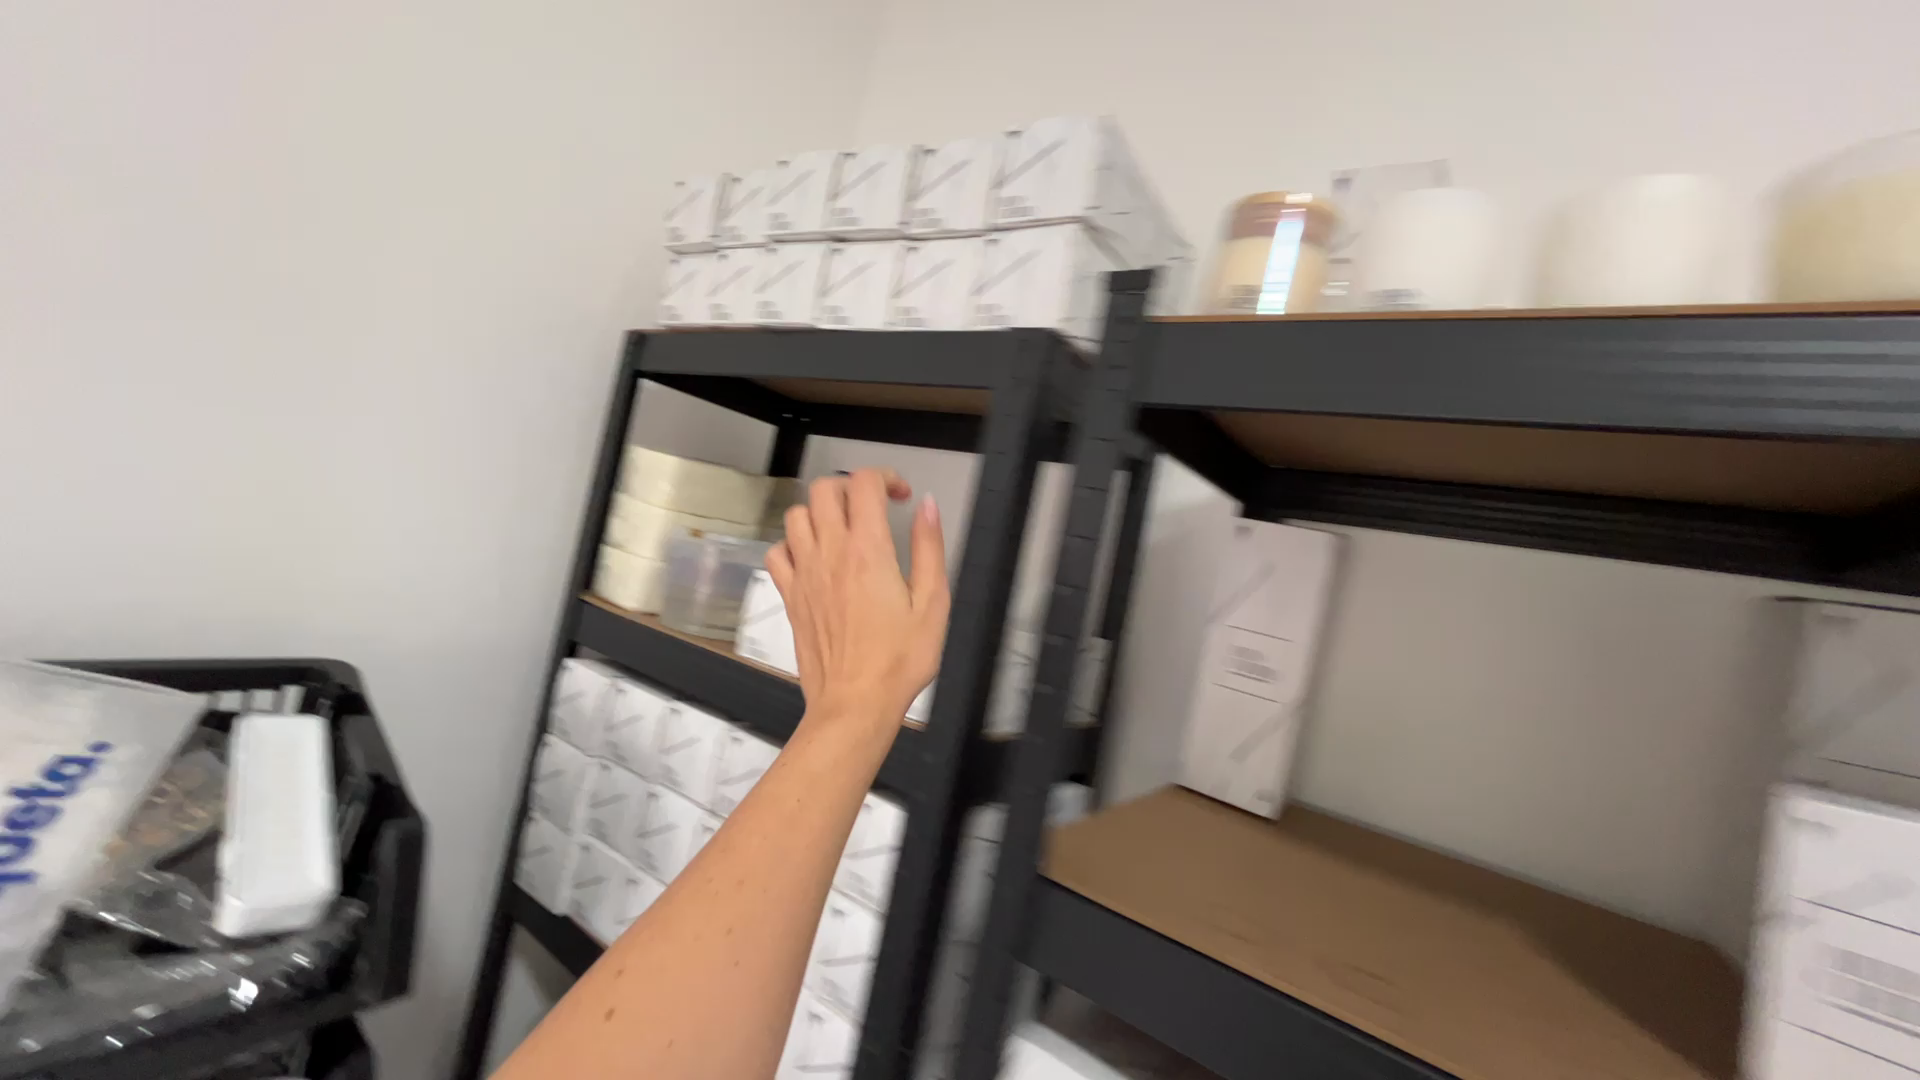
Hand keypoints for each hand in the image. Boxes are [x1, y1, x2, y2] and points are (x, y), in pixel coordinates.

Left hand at [765, 468, 948, 725]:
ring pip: (797, 515)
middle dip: (851, 487)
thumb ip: (929, 547)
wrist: (855, 704)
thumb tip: (927, 506)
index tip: (901, 495)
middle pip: (825, 489)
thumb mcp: (933, 603)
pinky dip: (793, 544)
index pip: (864, 484)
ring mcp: (805, 574)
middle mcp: (830, 554)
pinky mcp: (790, 596)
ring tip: (844, 528)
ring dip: (821, 511)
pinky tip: (814, 558)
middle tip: (873, 506)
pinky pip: (777, 552)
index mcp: (868, 551)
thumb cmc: (898, 661)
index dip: (885, 477)